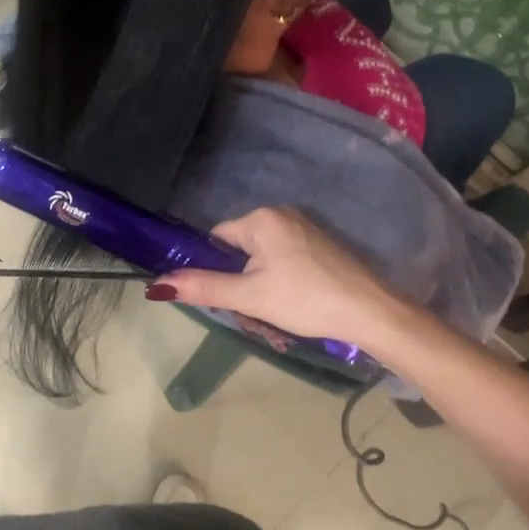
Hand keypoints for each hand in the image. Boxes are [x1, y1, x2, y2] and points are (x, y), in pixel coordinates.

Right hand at [152, 207, 420, 349]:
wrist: (371, 313)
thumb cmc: (306, 300)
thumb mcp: (250, 296)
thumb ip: (204, 287)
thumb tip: (157, 284)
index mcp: (261, 218)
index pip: (217, 239)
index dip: (214, 269)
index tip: (226, 298)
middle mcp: (281, 214)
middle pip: (239, 250)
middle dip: (239, 282)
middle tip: (252, 312)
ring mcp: (305, 229)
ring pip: (262, 259)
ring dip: (259, 287)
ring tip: (273, 315)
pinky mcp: (321, 247)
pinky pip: (284, 261)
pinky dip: (281, 283)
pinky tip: (293, 306)